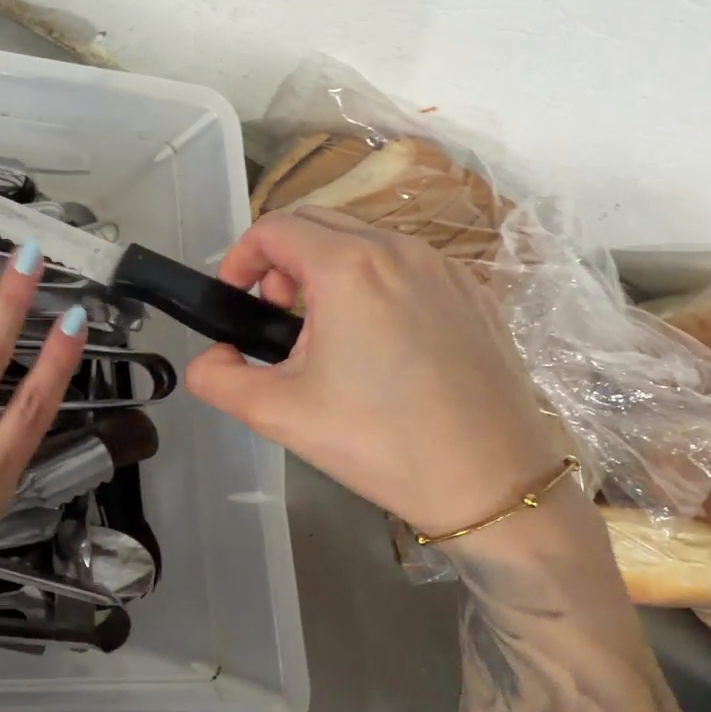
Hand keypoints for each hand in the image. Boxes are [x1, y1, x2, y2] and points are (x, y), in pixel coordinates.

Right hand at [187, 207, 559, 537]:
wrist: (498, 488)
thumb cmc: (383, 443)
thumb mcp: (278, 414)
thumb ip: (218, 377)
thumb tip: (212, 358)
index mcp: (349, 269)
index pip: (274, 228)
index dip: (240, 257)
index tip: (235, 297)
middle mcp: (400, 251)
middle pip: (317, 223)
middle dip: (280, 258)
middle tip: (272, 312)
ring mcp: (446, 270)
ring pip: (363, 239)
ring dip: (324, 267)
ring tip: (321, 330)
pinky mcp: (475, 295)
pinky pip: (405, 263)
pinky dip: (371, 281)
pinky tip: (375, 340)